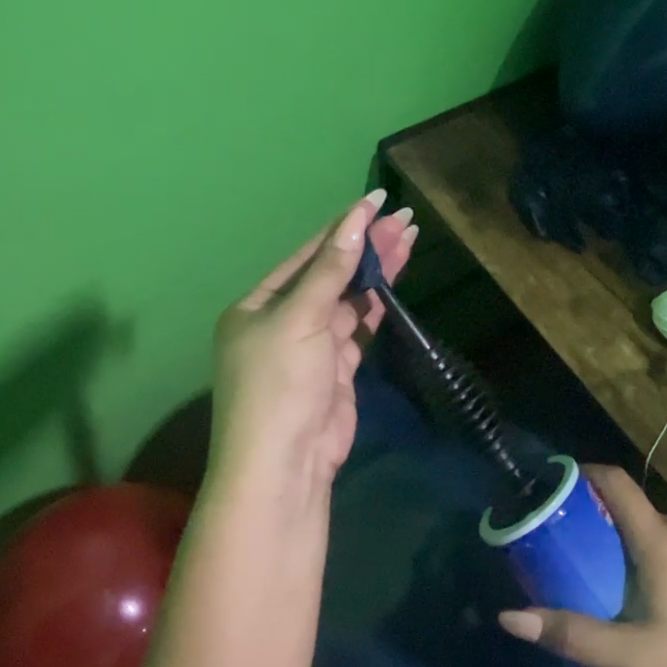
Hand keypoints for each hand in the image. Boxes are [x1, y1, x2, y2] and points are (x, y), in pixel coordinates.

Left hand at [212, 189, 416, 488]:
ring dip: (377, 272)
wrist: (285, 464)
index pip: (306, 256)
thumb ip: (331, 269)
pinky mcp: (336, 370)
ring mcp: (310, 348)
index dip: (342, 229)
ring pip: (348, 300)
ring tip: (410, 238)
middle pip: (330, 275)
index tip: (377, 203)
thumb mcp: (300, 319)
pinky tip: (396, 280)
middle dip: (366, 247)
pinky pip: (358, 327)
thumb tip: (357, 219)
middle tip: (406, 218)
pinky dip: (377, 305)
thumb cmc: (279, 383)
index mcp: (256, 306)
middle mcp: (281, 322)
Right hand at [497, 467, 666, 666]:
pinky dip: (641, 558)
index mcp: (661, 540)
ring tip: (586, 570)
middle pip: (630, 508)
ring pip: (650, 532)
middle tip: (557, 540)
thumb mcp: (628, 657)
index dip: (583, 472)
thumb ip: (571, 634)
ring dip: (617, 541)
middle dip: (592, 516)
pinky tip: (630, 597)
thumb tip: (509, 617)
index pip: (617, 483)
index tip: (551, 482)